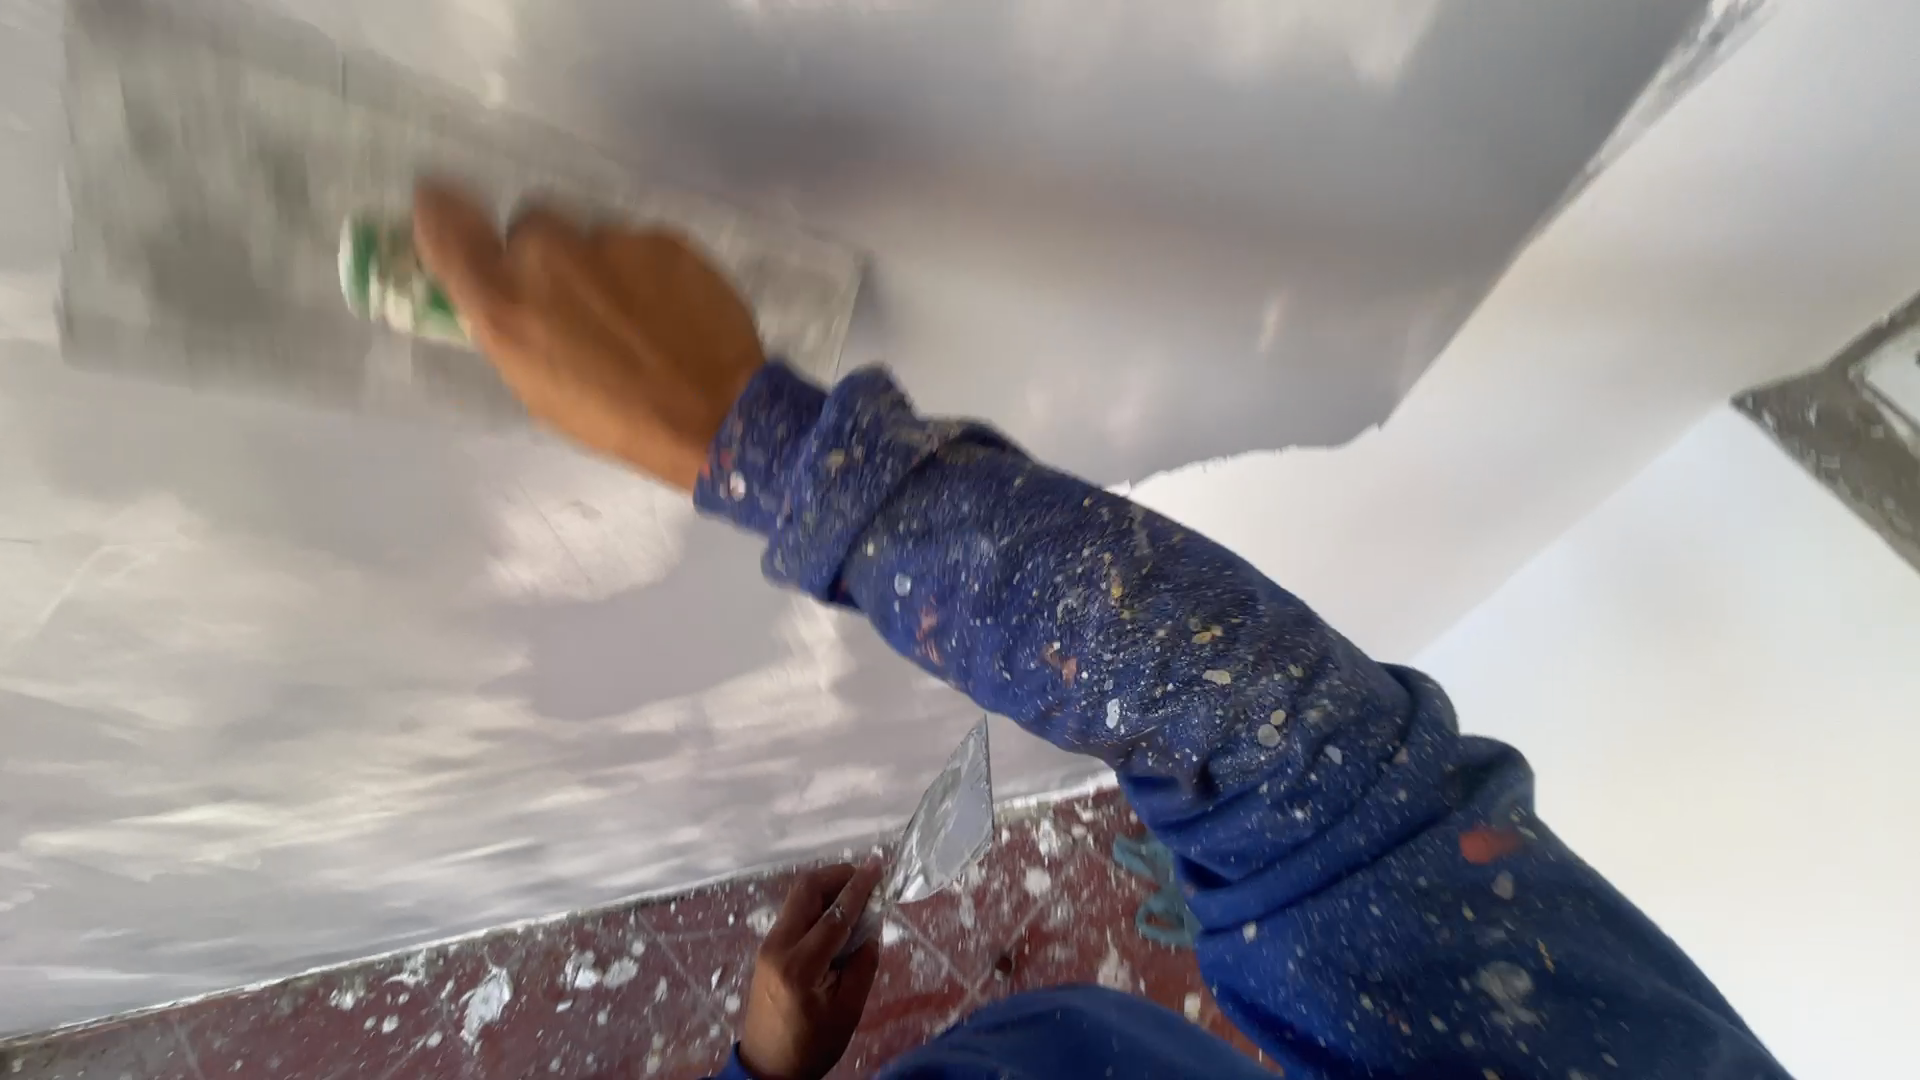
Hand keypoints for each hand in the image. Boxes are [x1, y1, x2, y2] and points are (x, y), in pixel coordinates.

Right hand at [411, 181, 765, 491]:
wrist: (716, 417)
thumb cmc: (620, 421)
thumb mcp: (538, 385)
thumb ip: (511, 322)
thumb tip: (508, 288)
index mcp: (502, 300)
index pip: (442, 217)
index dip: (452, 216)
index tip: (466, 223)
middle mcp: (547, 255)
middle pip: (534, 226)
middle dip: (552, 256)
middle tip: (588, 302)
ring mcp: (611, 241)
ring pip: (596, 235)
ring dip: (608, 264)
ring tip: (644, 317)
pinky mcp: (665, 240)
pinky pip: (646, 247)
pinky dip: (655, 272)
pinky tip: (678, 312)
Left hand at [738, 863, 883, 1079]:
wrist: (767, 1069)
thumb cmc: (812, 1045)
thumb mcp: (848, 1010)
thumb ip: (864, 963)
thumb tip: (872, 925)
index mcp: (800, 966)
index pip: (835, 914)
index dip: (859, 887)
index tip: (878, 867)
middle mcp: (778, 946)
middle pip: (807, 889)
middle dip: (839, 876)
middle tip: (866, 880)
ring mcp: (769, 944)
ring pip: (799, 895)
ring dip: (829, 887)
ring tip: (855, 896)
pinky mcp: (768, 946)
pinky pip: (795, 910)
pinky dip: (818, 902)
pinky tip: (837, 914)